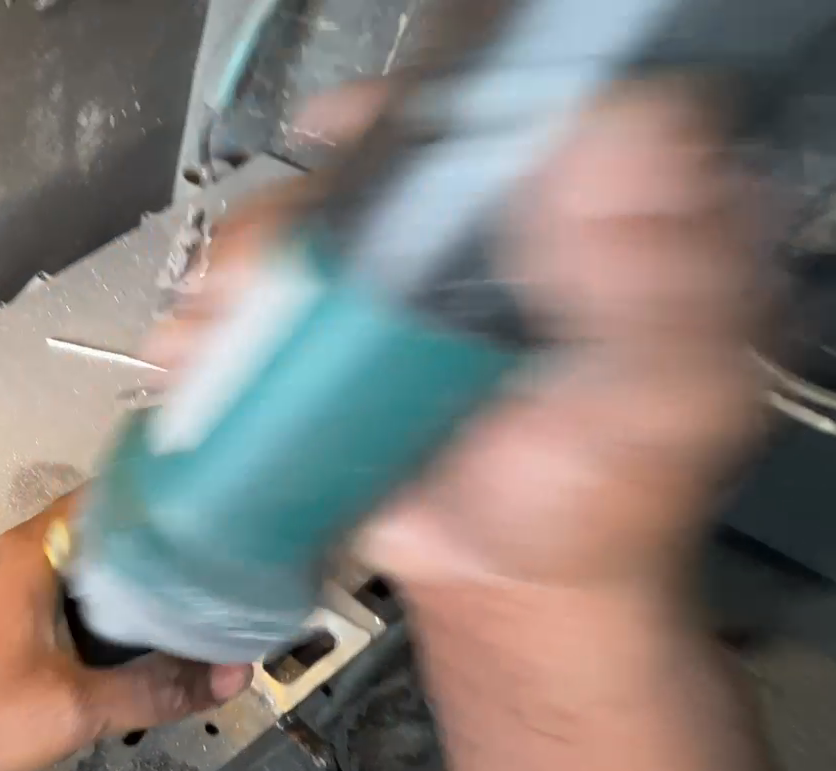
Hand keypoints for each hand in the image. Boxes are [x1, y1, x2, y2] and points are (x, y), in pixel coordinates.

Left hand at [0, 499, 251, 770]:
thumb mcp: (78, 707)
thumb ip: (158, 689)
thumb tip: (236, 676)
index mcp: (29, 551)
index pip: (104, 498)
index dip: (157, 505)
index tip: (209, 523)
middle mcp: (10, 550)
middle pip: (92, 528)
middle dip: (147, 545)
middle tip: (208, 566)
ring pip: (72, 559)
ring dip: (117, 575)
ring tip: (181, 593)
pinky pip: (51, 583)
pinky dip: (88, 596)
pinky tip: (126, 626)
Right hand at [145, 86, 765, 600]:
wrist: (494, 582)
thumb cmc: (586, 504)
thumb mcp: (656, 393)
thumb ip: (647, 280)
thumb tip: (611, 138)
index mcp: (542, 237)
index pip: (464, 138)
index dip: (396, 120)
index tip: (331, 130)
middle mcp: (435, 268)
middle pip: (335, 204)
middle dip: (273, 230)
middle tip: (247, 277)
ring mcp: (361, 324)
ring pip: (271, 269)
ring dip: (218, 290)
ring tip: (200, 336)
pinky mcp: (310, 376)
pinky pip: (240, 340)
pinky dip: (196, 345)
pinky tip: (183, 363)